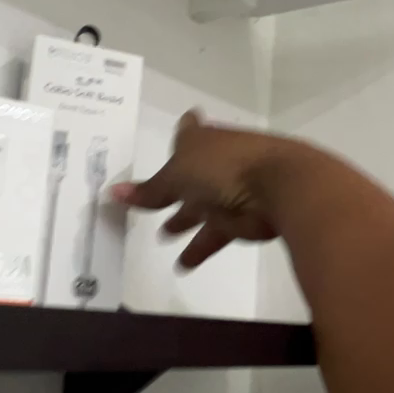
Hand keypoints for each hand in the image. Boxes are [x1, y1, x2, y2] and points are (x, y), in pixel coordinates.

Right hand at [112, 110, 309, 270]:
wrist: (281, 187)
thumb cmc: (225, 168)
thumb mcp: (178, 176)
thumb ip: (149, 190)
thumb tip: (111, 193)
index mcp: (202, 139)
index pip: (188, 132)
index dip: (182, 131)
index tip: (179, 128)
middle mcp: (217, 161)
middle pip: (191, 175)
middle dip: (174, 189)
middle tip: (153, 204)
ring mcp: (232, 190)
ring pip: (203, 206)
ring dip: (184, 220)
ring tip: (164, 236)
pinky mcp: (243, 219)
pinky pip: (216, 233)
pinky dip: (200, 247)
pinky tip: (182, 265)